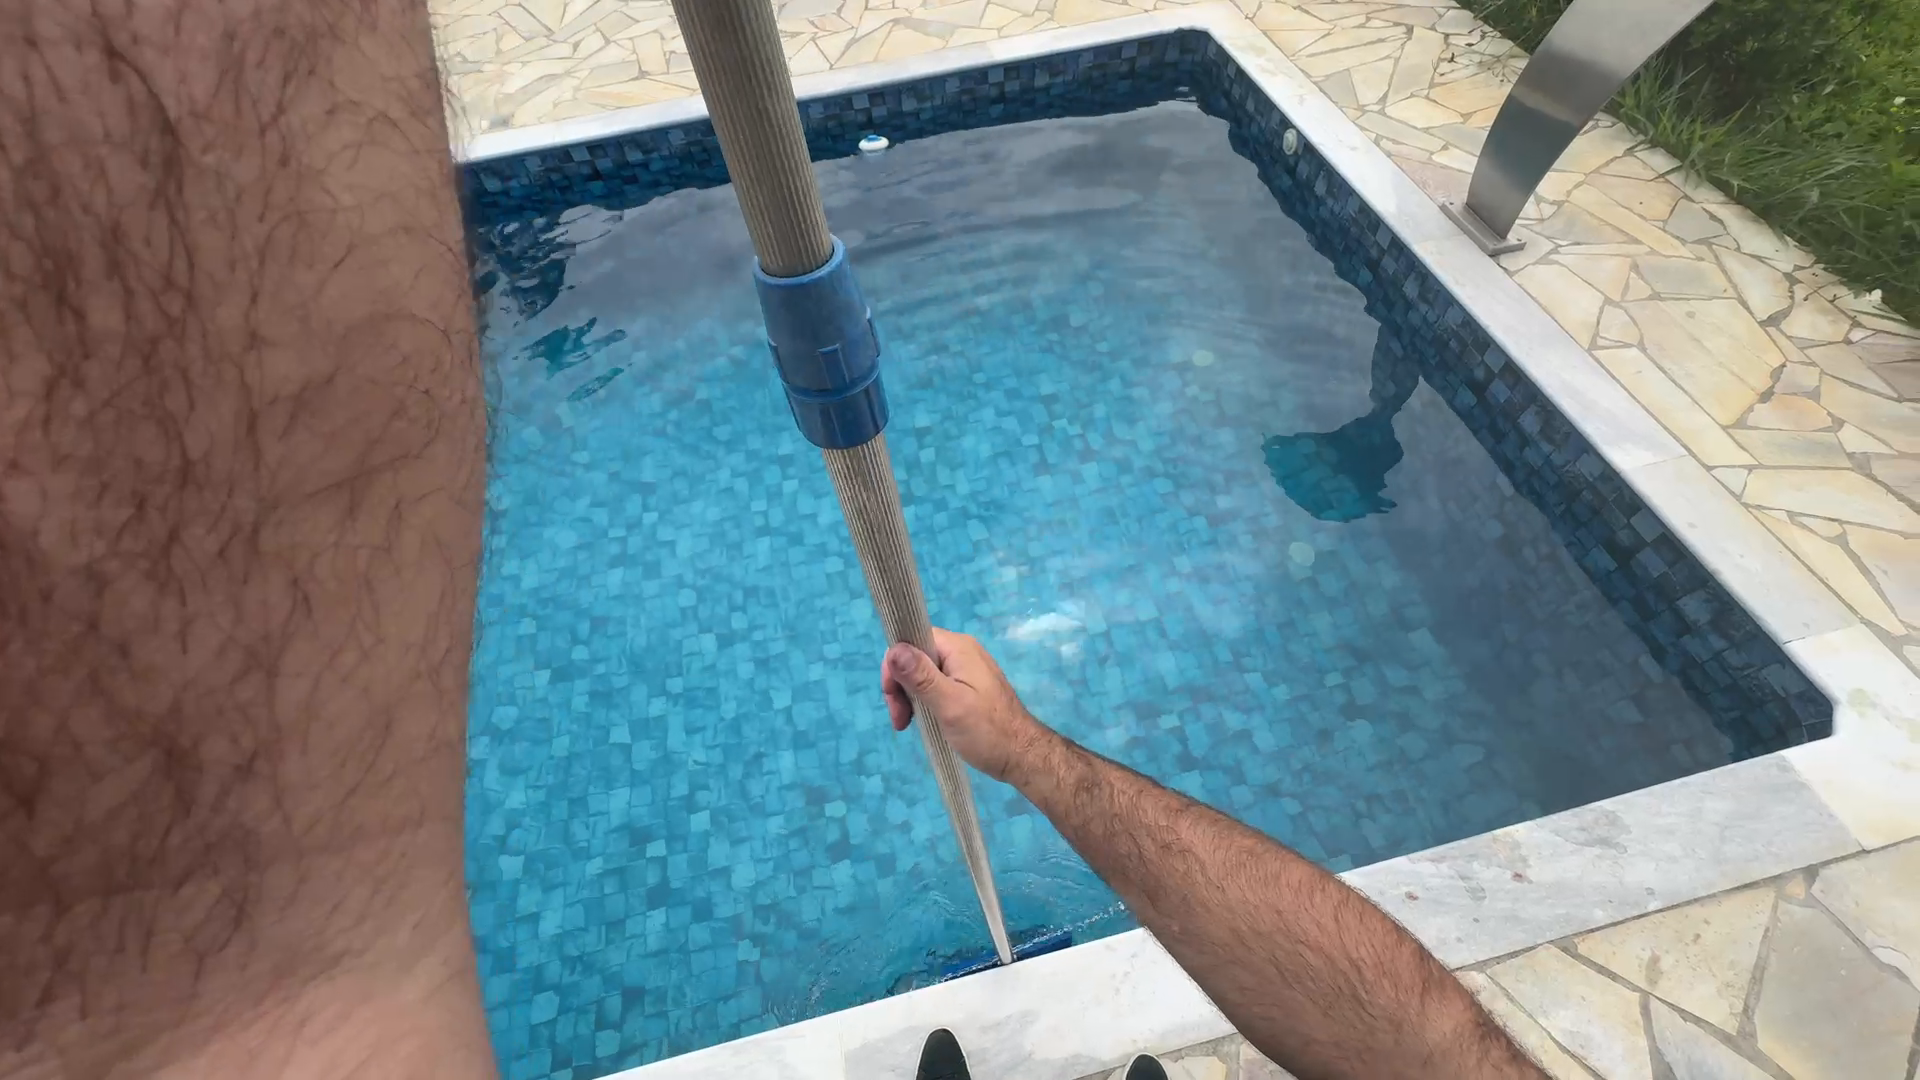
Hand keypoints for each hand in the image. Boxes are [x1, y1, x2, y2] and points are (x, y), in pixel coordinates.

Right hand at [881, 627, 1053, 784]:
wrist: (1022, 756)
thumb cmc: (987, 732)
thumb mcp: (949, 705)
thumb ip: (921, 676)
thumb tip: (893, 649)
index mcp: (958, 647)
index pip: (912, 639)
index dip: (896, 665)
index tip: (893, 697)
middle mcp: (962, 650)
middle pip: (915, 656)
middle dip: (901, 685)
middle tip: (901, 721)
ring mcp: (966, 668)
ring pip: (923, 672)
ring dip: (910, 696)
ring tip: (908, 724)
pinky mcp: (968, 685)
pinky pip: (936, 683)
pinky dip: (924, 700)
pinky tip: (923, 720)